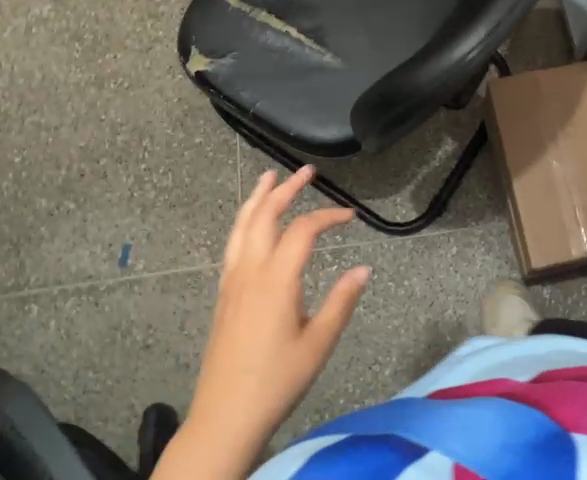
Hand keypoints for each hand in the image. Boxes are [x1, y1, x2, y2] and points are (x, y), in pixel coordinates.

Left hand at [177, 167, 370, 474]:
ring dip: (257, 198)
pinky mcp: (223, 294)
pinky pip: (232, 244)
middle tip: (307, 172)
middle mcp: (250, 271)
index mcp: (276, 279)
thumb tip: (364, 268)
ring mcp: (231, 281)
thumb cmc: (277, 380)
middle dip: (285, 188)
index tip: (350, 216)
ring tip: (268, 178)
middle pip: (264, 215)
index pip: (303, 230)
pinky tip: (250, 225)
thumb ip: (342, 302)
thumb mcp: (319, 344)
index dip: (328, 216)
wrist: (225, 414)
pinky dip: (244, 222)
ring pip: (241, 226)